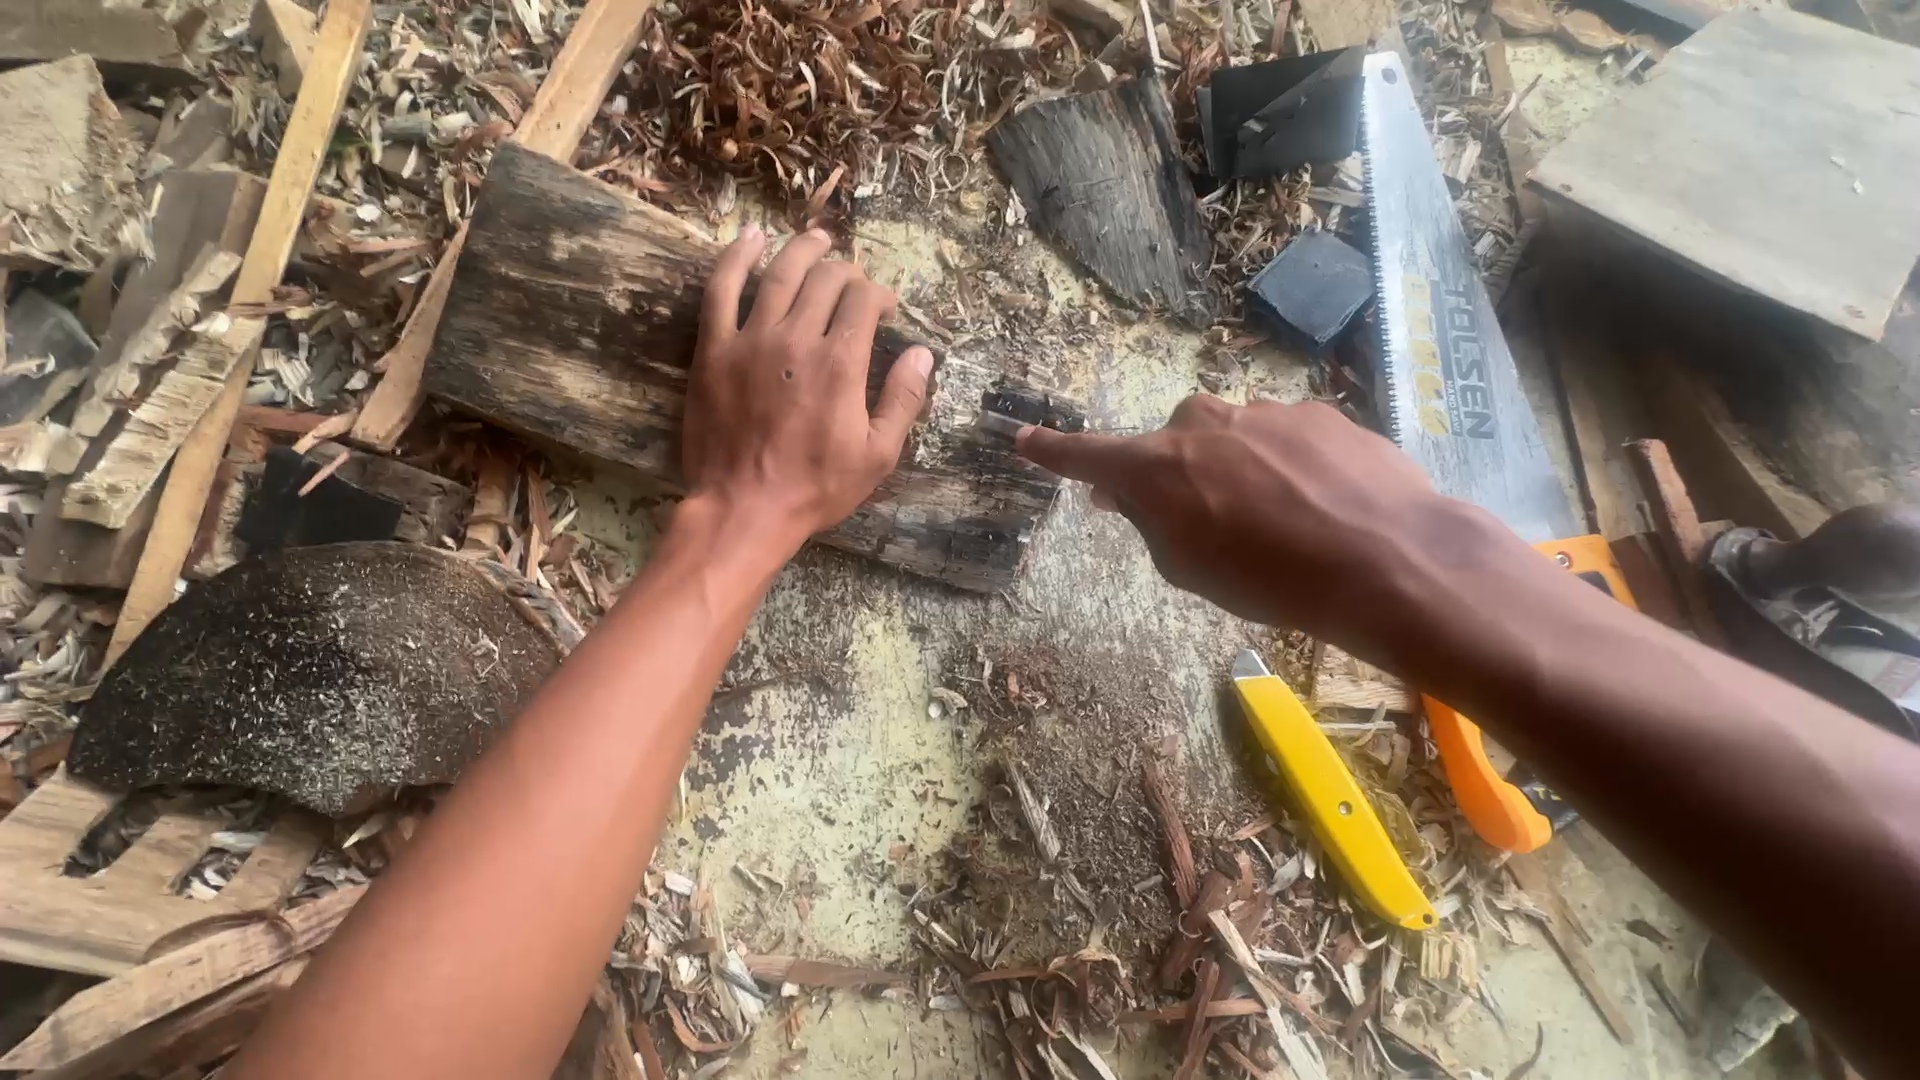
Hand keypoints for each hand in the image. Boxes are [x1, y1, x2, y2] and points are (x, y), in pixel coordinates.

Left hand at [682, 226, 932, 548]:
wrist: (744, 509)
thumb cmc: (816, 488)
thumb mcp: (877, 455)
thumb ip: (903, 400)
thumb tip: (921, 353)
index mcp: (841, 363)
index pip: (864, 301)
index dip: (880, 296)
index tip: (885, 308)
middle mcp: (797, 338)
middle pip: (825, 280)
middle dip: (847, 272)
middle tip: (854, 279)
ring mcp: (750, 339)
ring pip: (778, 274)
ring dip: (802, 250)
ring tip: (817, 238)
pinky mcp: (714, 349)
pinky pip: (720, 290)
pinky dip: (735, 258)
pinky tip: (750, 238)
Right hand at [1017, 395, 1519, 639]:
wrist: (1387, 559)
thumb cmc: (1268, 579)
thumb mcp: (1187, 567)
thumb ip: (1148, 522)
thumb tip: (1123, 495)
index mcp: (1159, 465)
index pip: (1089, 455)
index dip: (1053, 452)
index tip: (1023, 439)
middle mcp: (1202, 423)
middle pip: (1173, 444)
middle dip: (1178, 473)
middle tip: (1205, 517)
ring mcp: (1264, 411)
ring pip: (1232, 438)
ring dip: (1240, 470)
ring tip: (1284, 520)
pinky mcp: (1317, 412)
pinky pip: (1283, 437)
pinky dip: (1288, 465)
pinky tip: (1321, 502)